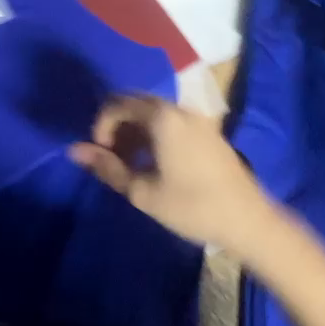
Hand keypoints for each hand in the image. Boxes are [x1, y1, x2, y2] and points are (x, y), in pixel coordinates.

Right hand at [68, 95, 281, 254]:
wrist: (249, 221)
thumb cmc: (192, 206)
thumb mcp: (143, 191)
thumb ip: (107, 167)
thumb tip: (75, 151)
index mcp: (162, 117)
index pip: (117, 104)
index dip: (101, 127)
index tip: (101, 155)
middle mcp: (179, 109)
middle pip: (136, 104)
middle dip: (118, 127)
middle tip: (113, 158)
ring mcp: (198, 119)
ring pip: (154, 113)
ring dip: (136, 132)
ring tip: (132, 164)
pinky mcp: (209, 132)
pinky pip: (172, 122)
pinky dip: (155, 134)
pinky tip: (156, 164)